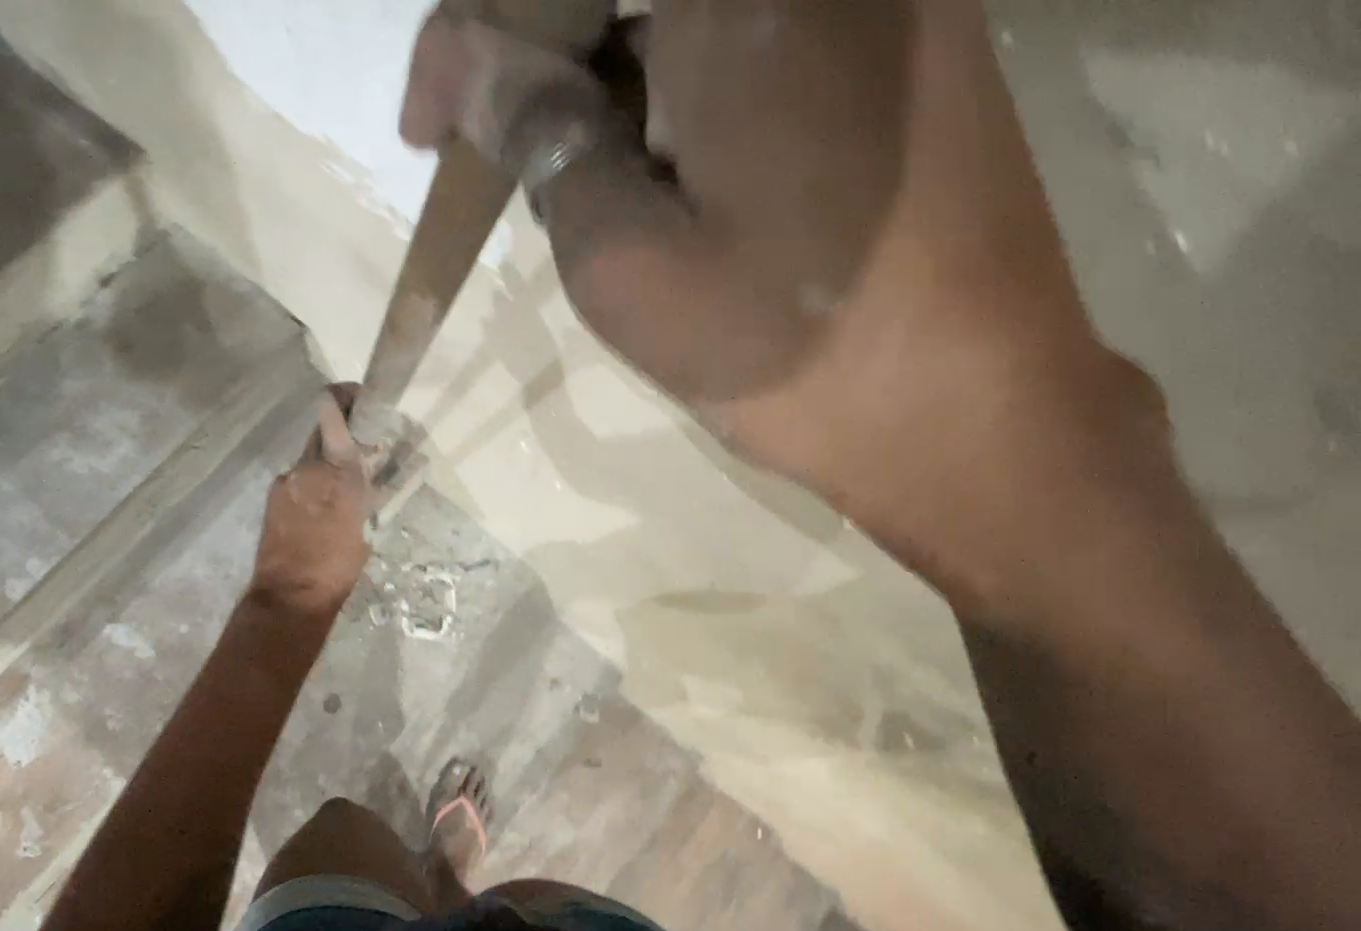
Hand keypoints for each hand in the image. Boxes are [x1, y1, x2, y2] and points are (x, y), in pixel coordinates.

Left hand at [250, 385, 371, 615]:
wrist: (290, 596)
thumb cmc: (337, 567)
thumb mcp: (366, 525)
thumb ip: (370, 489)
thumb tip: (379, 465)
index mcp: (335, 470)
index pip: (331, 410)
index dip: (344, 395)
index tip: (361, 398)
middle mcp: (306, 467)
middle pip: (322, 430)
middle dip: (342, 431)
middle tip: (364, 448)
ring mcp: (285, 481)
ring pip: (310, 457)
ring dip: (327, 462)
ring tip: (344, 488)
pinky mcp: (273, 497)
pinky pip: (298, 478)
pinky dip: (312, 483)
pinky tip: (322, 509)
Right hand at [401, 1, 1173, 605]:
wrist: (977, 414)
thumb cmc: (790, 349)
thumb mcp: (625, 260)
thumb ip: (539, 138)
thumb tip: (476, 63)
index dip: (471, 35)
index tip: (430, 130)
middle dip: (542, 56)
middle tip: (497, 151)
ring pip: (685, 12)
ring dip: (610, 76)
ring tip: (582, 182)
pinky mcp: (906, 40)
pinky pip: (753, 30)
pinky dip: (679, 83)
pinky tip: (659, 166)